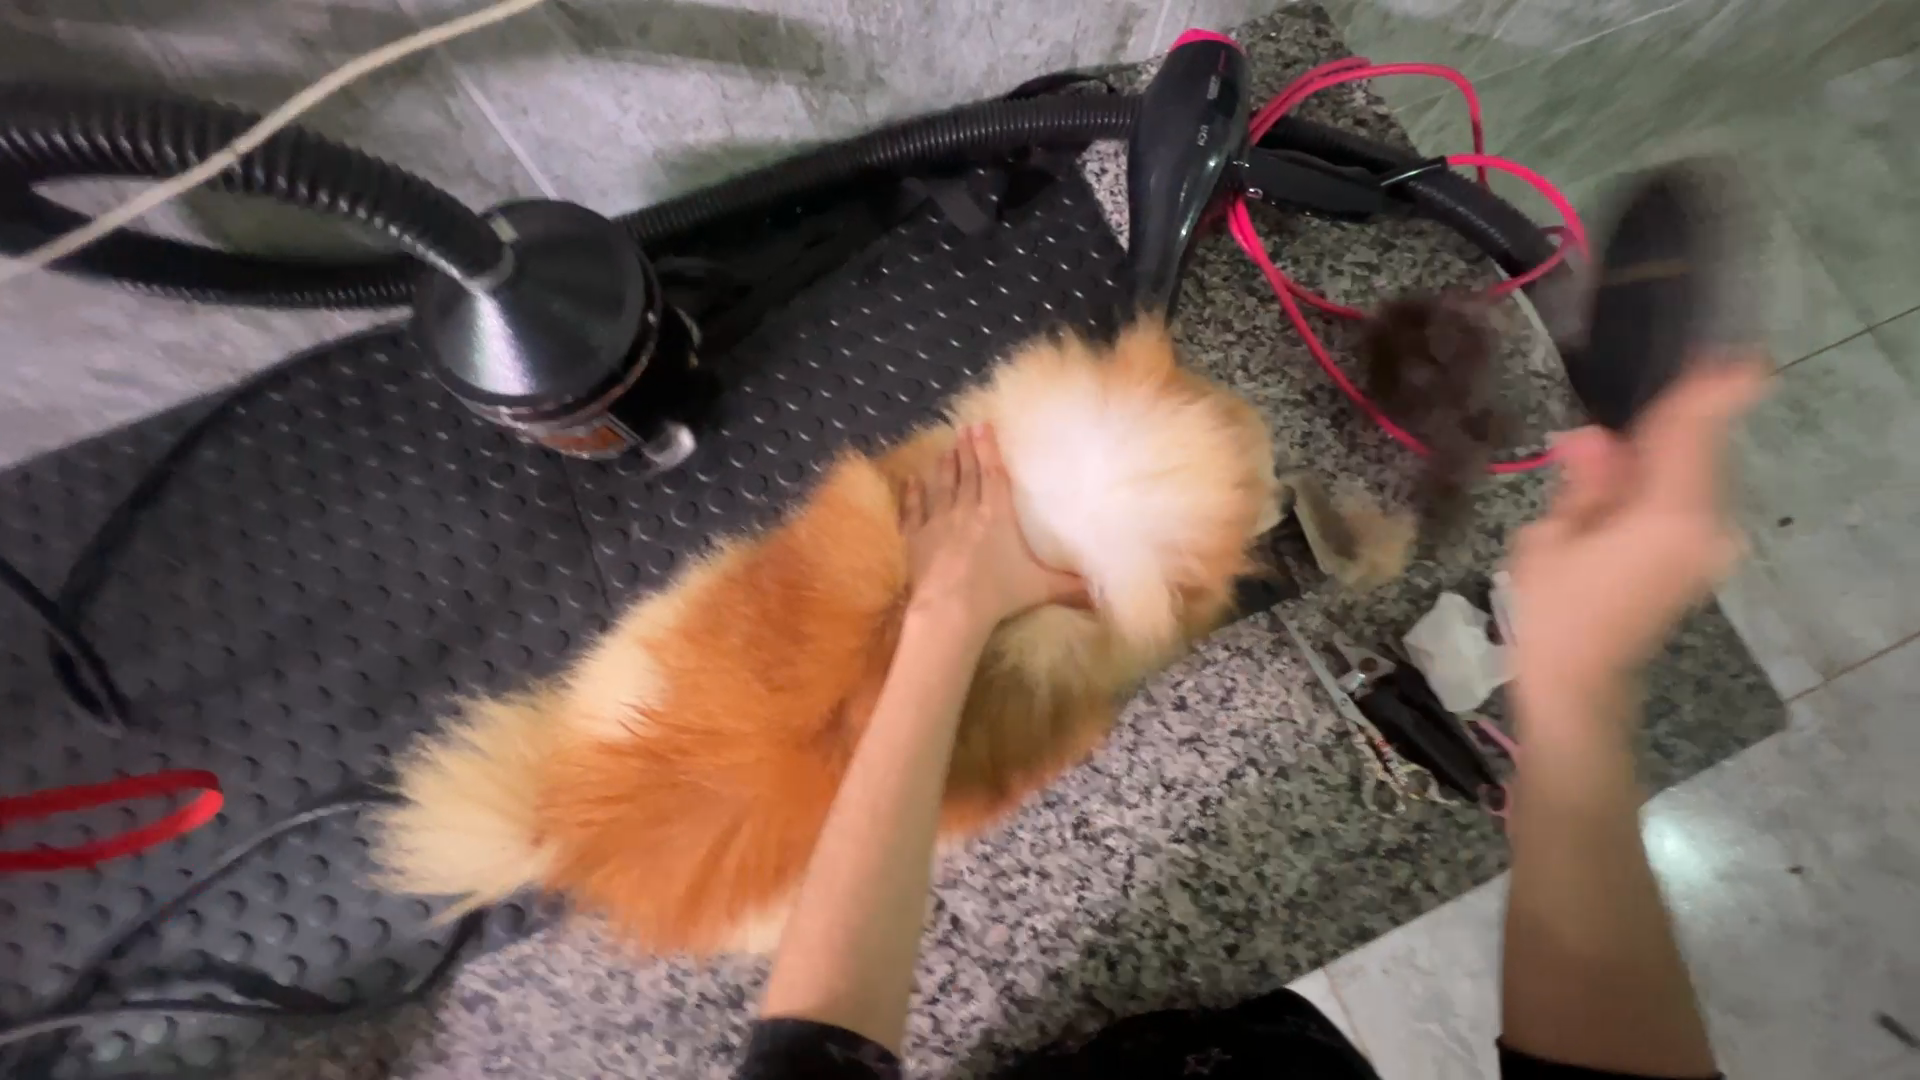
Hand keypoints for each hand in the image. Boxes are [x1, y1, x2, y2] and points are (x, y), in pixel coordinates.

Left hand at [901, 424, 1085, 633]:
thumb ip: (1069, 586)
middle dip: (966, 449)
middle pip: (967, 474)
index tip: (982, 425)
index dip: (989, 448)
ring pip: (942, 486)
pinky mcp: (916, 538)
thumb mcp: (1040, 588)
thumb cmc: (998, 594)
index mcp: (997, 515)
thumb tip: (1099, 592)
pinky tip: (911, 480)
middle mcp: (967, 510)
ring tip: (944, 449)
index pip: (994, 474)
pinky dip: (912, 494)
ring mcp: (938, 521)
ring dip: (944, 466)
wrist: (950, 608)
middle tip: (963, 429)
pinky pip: (913, 510)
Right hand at [1508, 355, 1768, 713]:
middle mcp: (1707, 526)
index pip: (1693, 437)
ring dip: (1654, 463)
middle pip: (1695, 455)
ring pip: (1692, 479)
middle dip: (1657, 434)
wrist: (1580, 680)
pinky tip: (1613, 505)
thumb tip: (1589, 437)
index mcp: (1666, 516)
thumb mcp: (1547, 541)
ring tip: (1592, 479)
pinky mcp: (1702, 560)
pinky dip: (1658, 489)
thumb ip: (1582, 484)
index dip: (1710, 393)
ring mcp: (1712, 546)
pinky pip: (1687, 504)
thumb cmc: (1551, 610)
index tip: (1731, 355)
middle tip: (1593, 441)